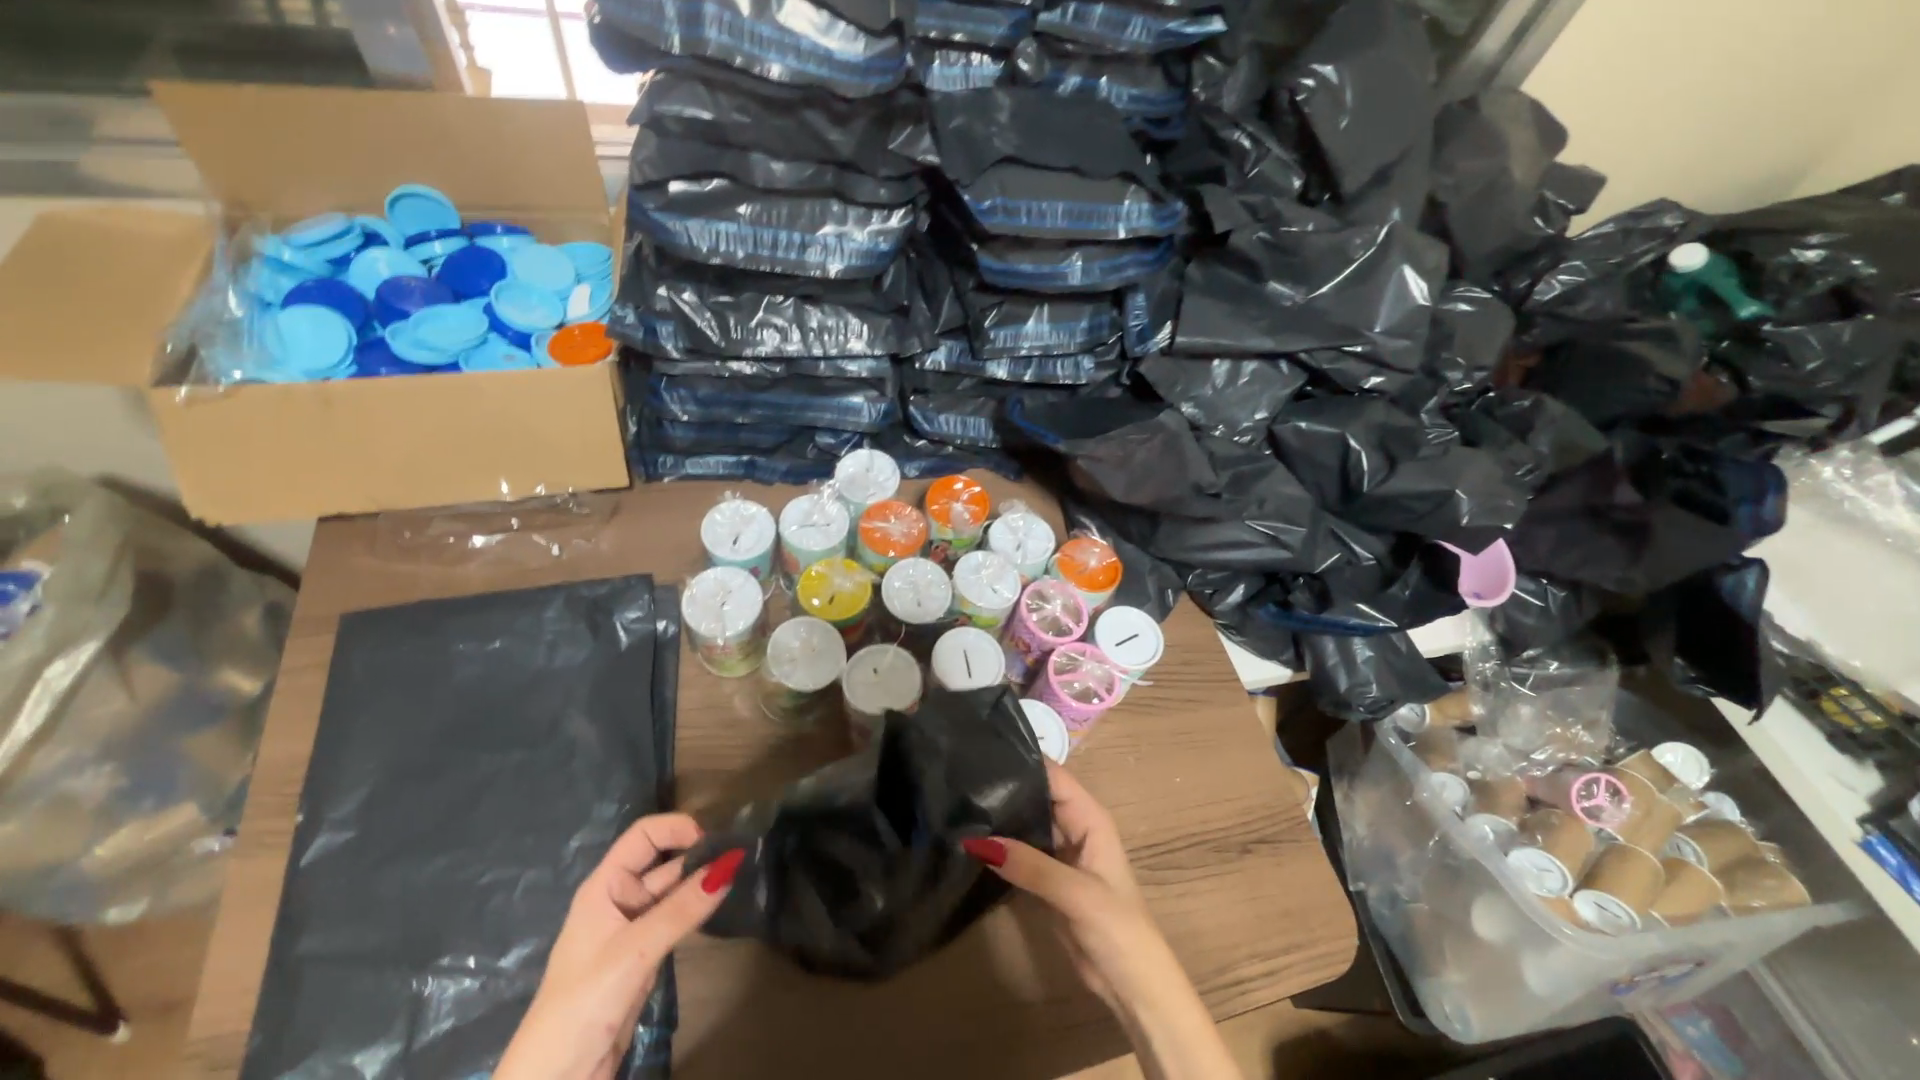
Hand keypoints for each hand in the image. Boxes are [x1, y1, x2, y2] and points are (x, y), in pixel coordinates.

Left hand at [496, 814, 743, 1079]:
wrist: (558, 1071)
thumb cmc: (585, 998)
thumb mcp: (635, 950)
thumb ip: (682, 910)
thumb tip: (730, 865)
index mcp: (604, 887)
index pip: (642, 837)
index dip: (676, 828)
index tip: (715, 839)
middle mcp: (618, 900)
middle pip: (662, 862)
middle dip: (698, 855)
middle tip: (743, 854)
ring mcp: (632, 929)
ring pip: (672, 893)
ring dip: (701, 883)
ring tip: (742, 874)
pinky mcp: (644, 956)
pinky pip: (675, 921)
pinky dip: (697, 911)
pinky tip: (722, 906)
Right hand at [962, 762, 1161, 1008]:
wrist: (1130, 982)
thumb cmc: (1117, 928)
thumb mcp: (1076, 893)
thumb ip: (1030, 865)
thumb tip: (977, 839)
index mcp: (1090, 819)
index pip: (1053, 776)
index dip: (1023, 760)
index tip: (982, 749)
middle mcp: (1072, 828)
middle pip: (1035, 796)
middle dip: (1003, 786)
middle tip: (956, 776)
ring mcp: (1057, 855)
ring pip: (1024, 824)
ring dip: (997, 818)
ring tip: (953, 802)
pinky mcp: (1044, 880)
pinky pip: (1017, 853)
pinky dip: (997, 848)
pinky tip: (966, 840)